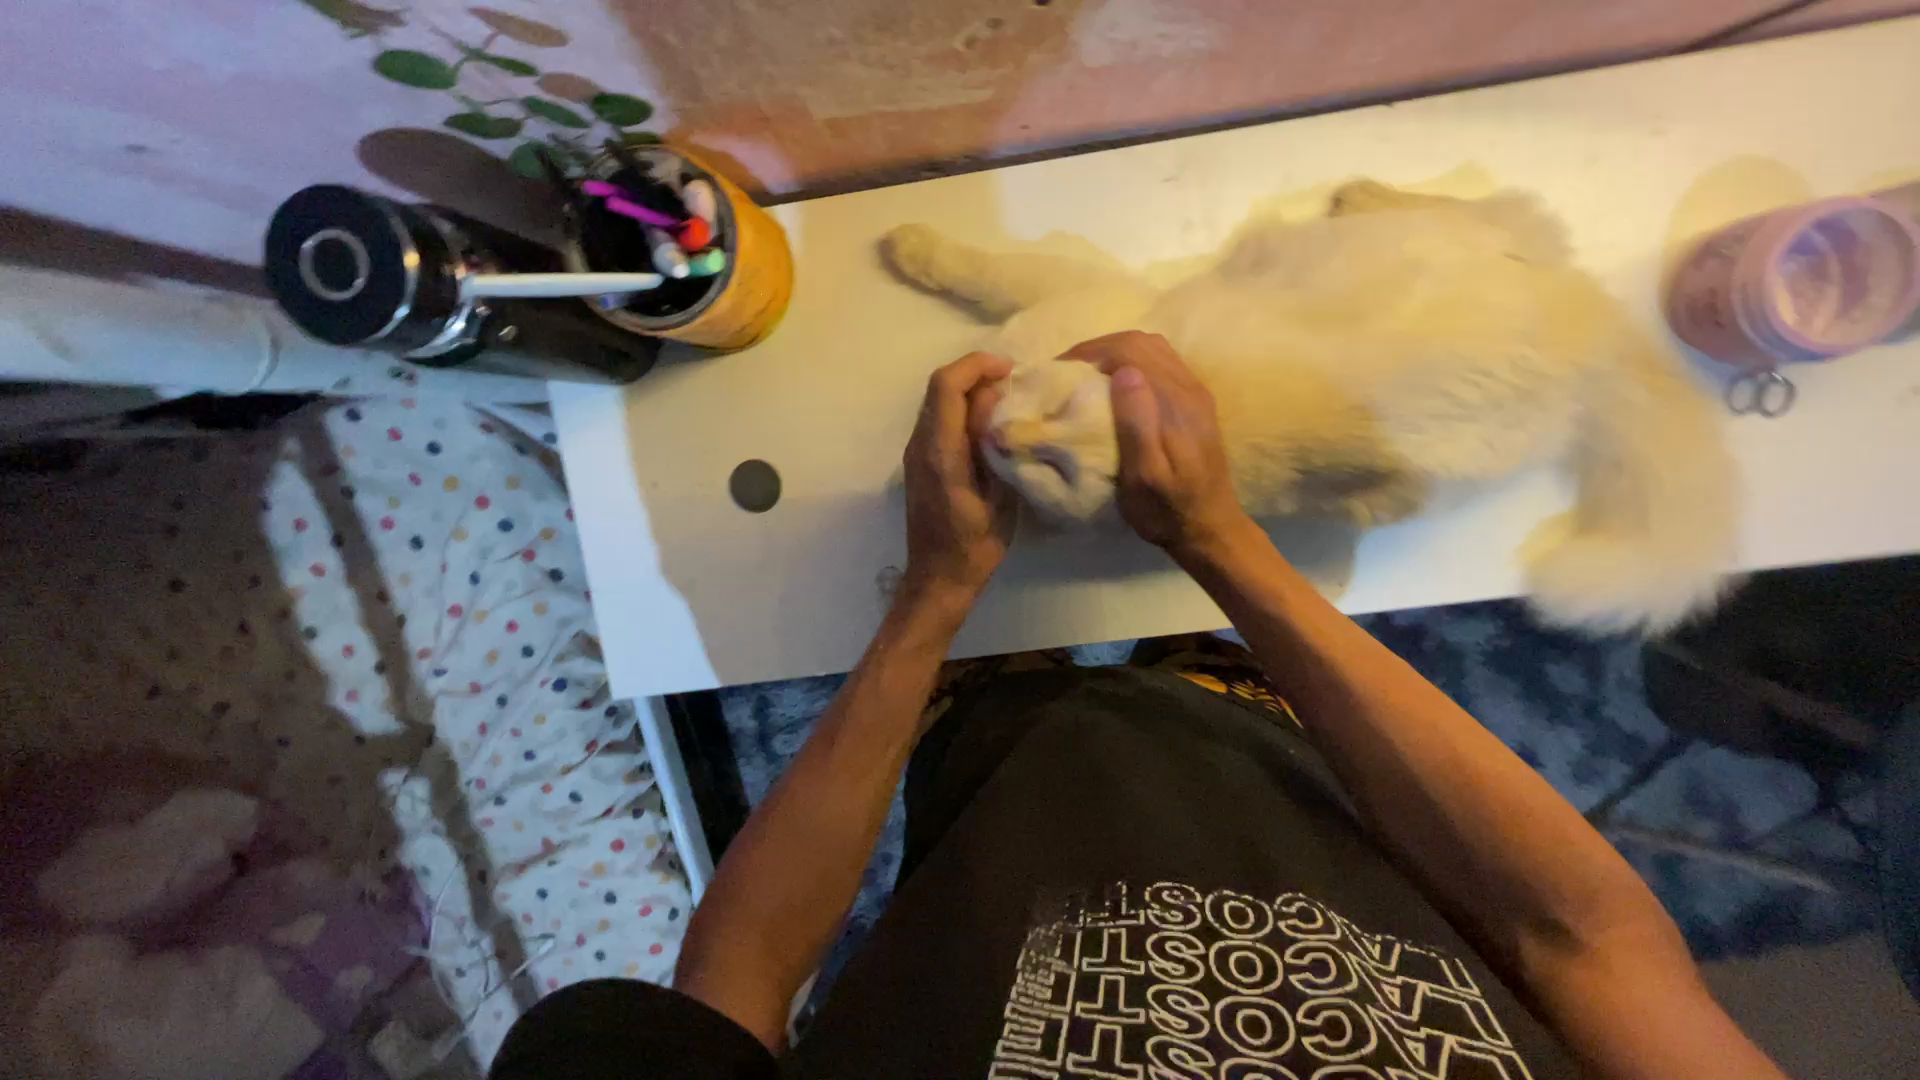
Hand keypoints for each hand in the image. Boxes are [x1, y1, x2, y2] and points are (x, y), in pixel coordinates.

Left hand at [901, 352, 1017, 607]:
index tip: (1010, 371)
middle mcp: (919, 446)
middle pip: (938, 386)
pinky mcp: (918, 462)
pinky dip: (961, 408)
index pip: (947, 386)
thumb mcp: (999, 497)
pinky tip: (988, 422)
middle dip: (975, 373)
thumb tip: (994, 398)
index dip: (977, 366)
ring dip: (968, 390)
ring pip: (936, 401)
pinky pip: (938, 419)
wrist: (938, 579)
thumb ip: (992, 443)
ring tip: (1005, 398)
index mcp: (940, 453)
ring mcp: (914, 453)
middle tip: (1012, 382)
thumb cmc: (974, 547)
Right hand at [1059, 331, 1257, 559]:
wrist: (1209, 528)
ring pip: (1153, 349)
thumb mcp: (1144, 477)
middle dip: (1100, 348)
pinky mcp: (1194, 402)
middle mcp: (1189, 389)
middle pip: (1142, 342)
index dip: (1092, 352)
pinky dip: (1131, 362)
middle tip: (1067, 369)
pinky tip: (1113, 384)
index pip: (1131, 352)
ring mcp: (1194, 393)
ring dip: (1115, 352)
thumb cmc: (1167, 510)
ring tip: (1086, 373)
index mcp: (1176, 404)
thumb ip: (1136, 424)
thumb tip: (1124, 373)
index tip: (1060, 370)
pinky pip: (1161, 363)